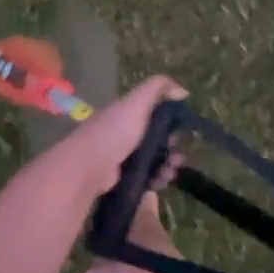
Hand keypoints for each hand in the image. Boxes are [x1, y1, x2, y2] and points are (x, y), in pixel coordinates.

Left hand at [63, 75, 188, 194]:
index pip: (157, 117)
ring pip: (155, 162)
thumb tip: (183, 91)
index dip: (172, 125)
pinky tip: (159, 184)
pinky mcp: (123, 179)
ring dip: (167, 168)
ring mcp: (124, 158)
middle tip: (178, 158)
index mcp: (128, 114)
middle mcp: (126, 134)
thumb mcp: (136, 102)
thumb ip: (158, 89)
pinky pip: (146, 180)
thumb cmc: (115, 131)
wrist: (90, 166)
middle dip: (173, 150)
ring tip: (169, 174)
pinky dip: (156, 182)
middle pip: (159, 142)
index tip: (182, 134)